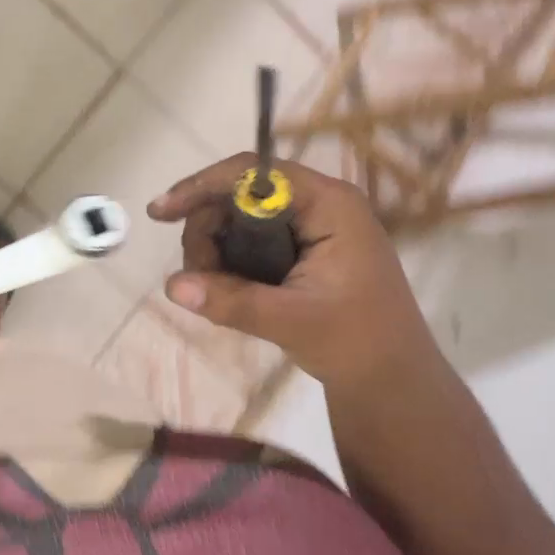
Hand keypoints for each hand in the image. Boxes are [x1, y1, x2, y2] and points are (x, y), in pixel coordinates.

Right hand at [147, 154, 445, 392]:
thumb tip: (172, 285)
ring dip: (212, 249)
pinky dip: (226, 260)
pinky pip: (249, 240)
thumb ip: (233, 301)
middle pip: (239, 194)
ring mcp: (309, 226)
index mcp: (329, 205)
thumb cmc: (358, 343)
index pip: (254, 174)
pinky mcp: (301, 248)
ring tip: (212, 290)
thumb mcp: (292, 321)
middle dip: (205, 230)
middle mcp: (318, 204)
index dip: (203, 186)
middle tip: (194, 276)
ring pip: (238, 218)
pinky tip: (221, 289)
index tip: (161, 212)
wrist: (393, 380)